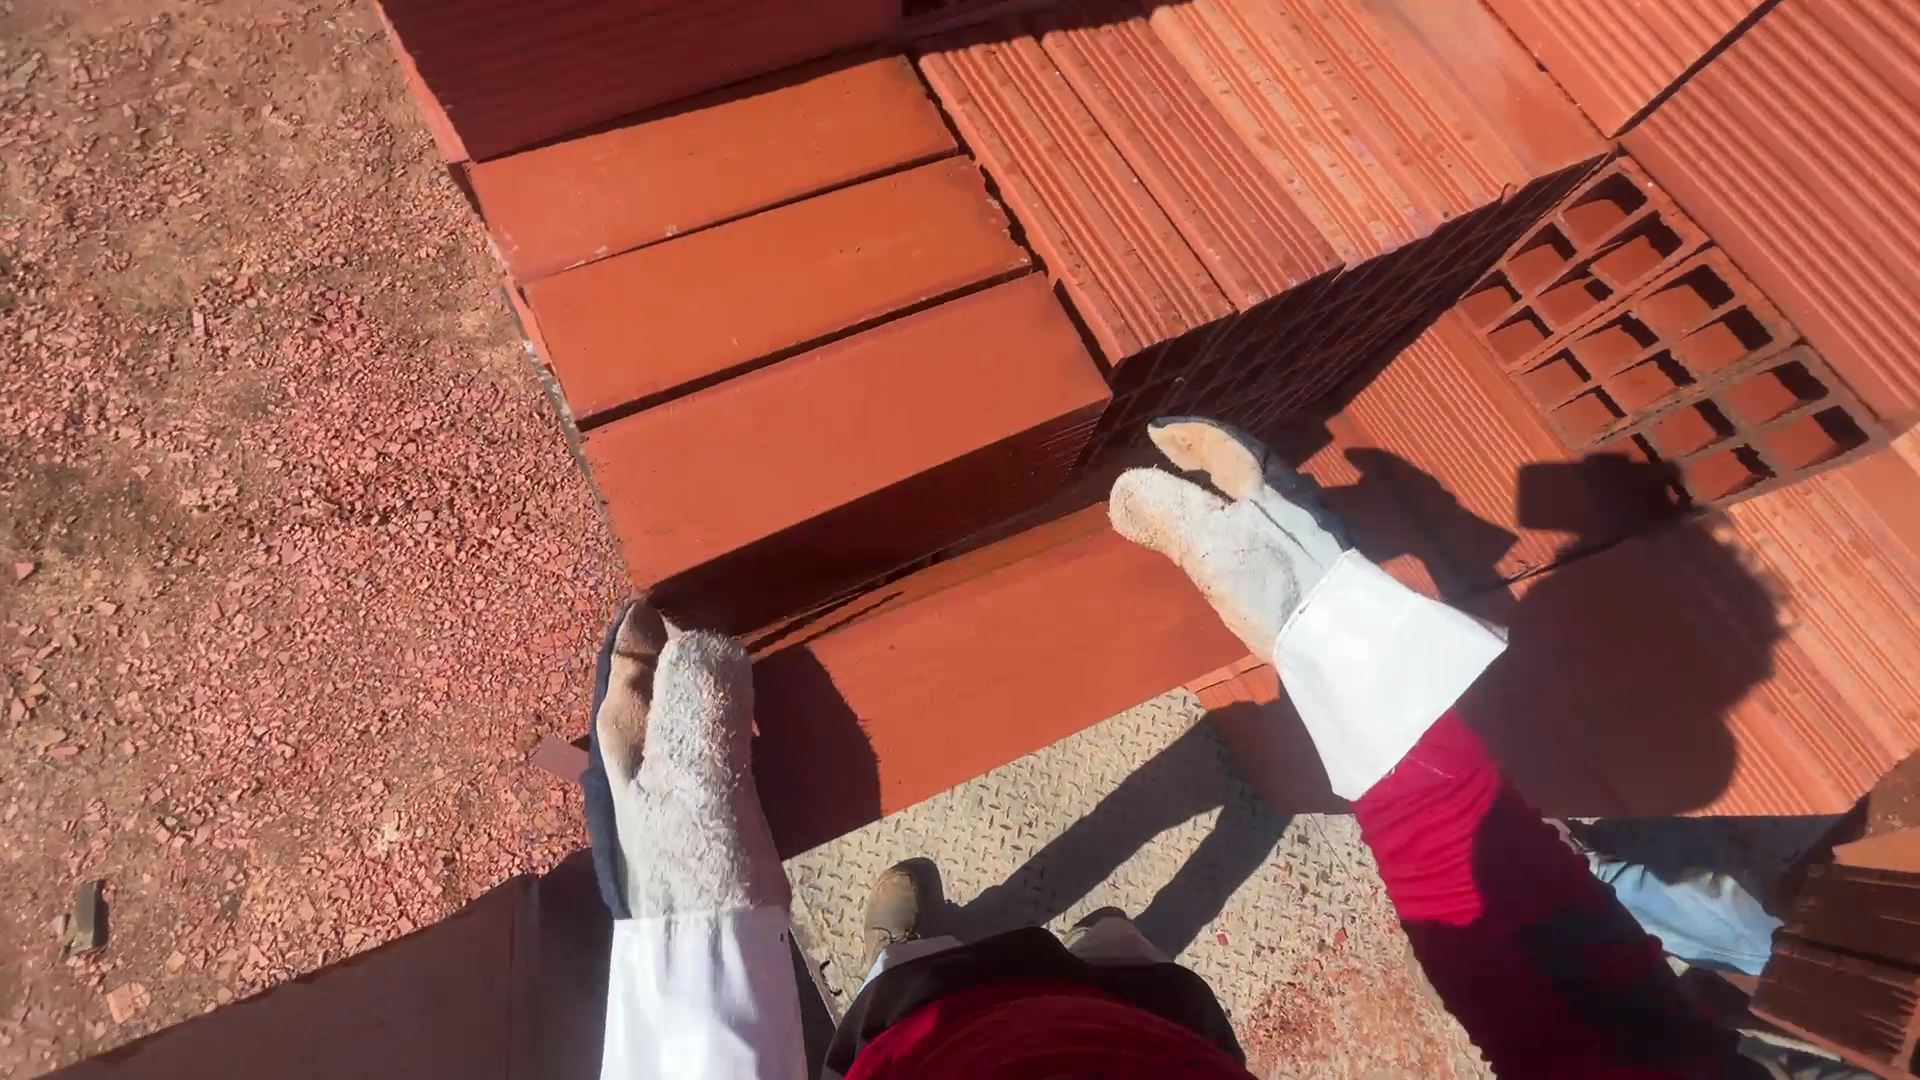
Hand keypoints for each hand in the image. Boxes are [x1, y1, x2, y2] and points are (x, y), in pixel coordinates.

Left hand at [593, 603, 788, 918]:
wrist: (710, 934)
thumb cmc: (696, 856)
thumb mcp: (697, 776)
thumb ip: (700, 702)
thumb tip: (706, 634)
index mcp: (620, 727)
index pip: (629, 642)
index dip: (660, 605)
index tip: (709, 575)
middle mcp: (633, 735)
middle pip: (655, 660)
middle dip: (689, 625)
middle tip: (744, 598)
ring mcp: (665, 758)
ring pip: (684, 685)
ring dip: (713, 660)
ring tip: (758, 637)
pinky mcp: (698, 777)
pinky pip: (710, 715)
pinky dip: (732, 693)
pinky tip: (762, 695)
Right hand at [1109, 417, 1347, 658]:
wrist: (1346, 637)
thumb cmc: (1272, 581)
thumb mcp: (1207, 543)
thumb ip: (1163, 510)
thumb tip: (1124, 489)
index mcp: (1263, 481)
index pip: (1219, 442)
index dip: (1184, 434)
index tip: (1156, 432)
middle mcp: (1289, 494)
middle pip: (1243, 463)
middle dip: (1206, 457)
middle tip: (1174, 458)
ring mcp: (1308, 527)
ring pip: (1259, 492)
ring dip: (1225, 487)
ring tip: (1200, 494)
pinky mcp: (1314, 561)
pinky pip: (1269, 520)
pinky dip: (1241, 516)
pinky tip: (1238, 538)